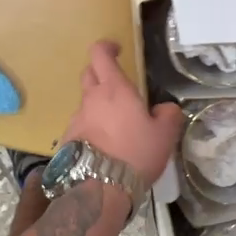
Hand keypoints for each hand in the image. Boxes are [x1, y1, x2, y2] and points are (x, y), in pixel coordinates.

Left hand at [62, 40, 181, 184]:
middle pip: (88, 73)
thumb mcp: (165, 135)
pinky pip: (80, 125)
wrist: (99, 189)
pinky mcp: (67, 140)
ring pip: (85, 102)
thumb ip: (168, 115)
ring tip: (114, 126)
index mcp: (114, 89)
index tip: (116, 49)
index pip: (99, 54)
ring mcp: (76, 119)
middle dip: (100, 73)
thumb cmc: (135, 154)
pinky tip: (102, 147)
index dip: (106, 47)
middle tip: (116, 85)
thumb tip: (164, 109)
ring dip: (96, 106)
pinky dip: (90, 128)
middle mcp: (91, 99)